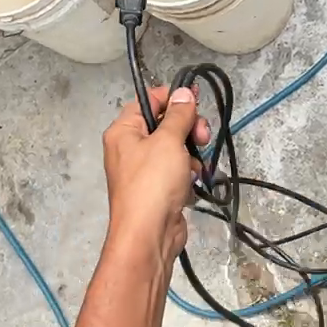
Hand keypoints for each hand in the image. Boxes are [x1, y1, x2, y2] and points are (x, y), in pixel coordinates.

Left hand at [102, 86, 212, 263]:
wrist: (149, 234)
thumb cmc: (153, 182)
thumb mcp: (168, 141)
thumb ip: (179, 115)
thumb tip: (184, 92)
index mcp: (124, 131)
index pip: (149, 101)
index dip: (173, 99)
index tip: (196, 101)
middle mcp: (130, 148)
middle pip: (165, 125)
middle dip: (188, 129)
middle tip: (202, 137)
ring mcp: (144, 170)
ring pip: (175, 148)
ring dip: (192, 153)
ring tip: (198, 166)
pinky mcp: (158, 188)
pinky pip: (177, 170)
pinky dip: (189, 173)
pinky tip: (194, 180)